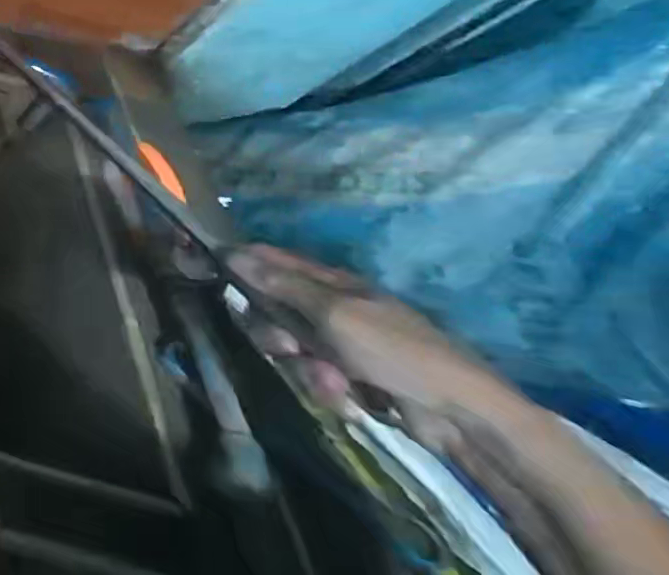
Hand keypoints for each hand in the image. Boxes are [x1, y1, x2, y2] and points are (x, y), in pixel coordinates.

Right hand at [228, 245, 521, 439]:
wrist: (463, 416)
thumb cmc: (397, 350)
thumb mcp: (333, 313)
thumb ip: (280, 284)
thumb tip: (232, 252)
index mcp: (329, 281)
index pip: (269, 259)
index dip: (238, 260)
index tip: (205, 264)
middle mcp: (328, 307)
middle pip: (269, 308)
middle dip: (271, 330)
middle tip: (284, 345)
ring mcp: (338, 343)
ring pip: (287, 346)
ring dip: (303, 366)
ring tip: (332, 383)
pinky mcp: (347, 376)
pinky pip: (311, 375)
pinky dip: (325, 388)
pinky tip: (348, 399)